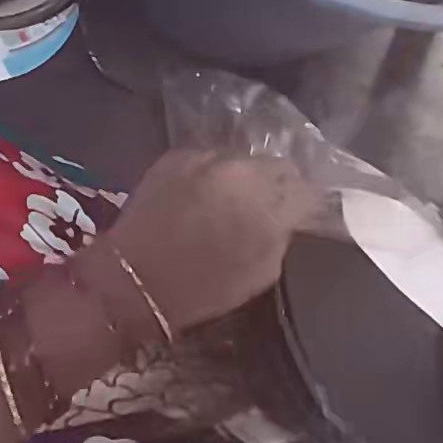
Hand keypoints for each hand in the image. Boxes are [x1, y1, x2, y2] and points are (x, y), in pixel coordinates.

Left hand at [86, 150, 313, 333]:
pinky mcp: (176, 154)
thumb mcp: (262, 271)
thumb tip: (286, 216)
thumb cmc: (202, 287)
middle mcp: (243, 169)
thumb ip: (281, 235)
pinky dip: (208, 174)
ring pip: (240, 159)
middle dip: (275, 185)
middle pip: (277, 166)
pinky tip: (196, 195)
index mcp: (272, 201)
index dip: (304, 202)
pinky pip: (206, 158)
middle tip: (261, 206)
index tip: (297, 213)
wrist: (134, 279)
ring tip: (225, 200)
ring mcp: (207, 156)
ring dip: (240, 177)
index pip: (309, 188)